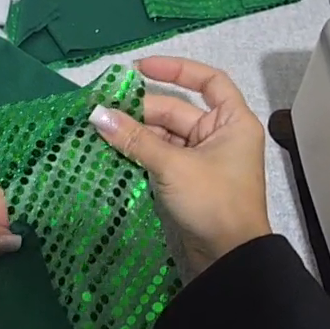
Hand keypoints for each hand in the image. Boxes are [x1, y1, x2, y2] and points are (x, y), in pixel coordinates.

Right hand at [88, 57, 270, 275]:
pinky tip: (111, 150)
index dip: (176, 69)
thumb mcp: (173, 166)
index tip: (140, 68)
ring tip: (99, 129)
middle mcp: (219, 135)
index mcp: (232, 122)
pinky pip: (158, 157)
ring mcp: (201, 160)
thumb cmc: (213, 203)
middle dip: (140, 111)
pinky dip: (138, 153)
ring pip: (163, 136)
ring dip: (134, 133)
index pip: (208, 81)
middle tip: (101, 110)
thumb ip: (134, 139)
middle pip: (176, 111)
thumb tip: (96, 114)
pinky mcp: (185, 181)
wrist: (228, 260)